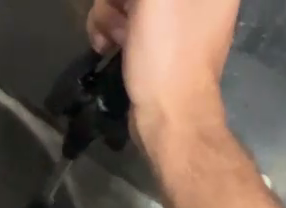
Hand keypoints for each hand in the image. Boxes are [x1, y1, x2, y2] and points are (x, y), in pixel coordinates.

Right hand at [86, 0, 239, 137]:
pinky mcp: (157, 38)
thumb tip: (136, 4)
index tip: (132, 6)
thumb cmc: (169, 54)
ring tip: (114, 38)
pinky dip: (111, 30)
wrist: (169, 117)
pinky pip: (127, 19)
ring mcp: (176, 15)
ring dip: (111, 13)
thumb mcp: (155, 0)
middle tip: (123, 14)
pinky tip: (108, 46)